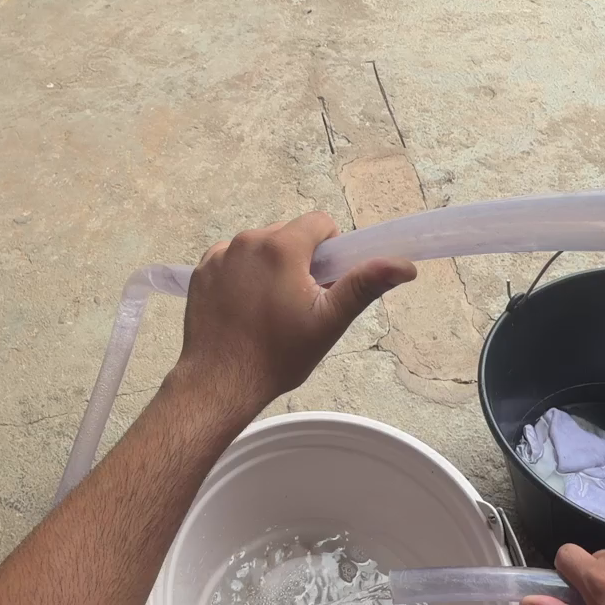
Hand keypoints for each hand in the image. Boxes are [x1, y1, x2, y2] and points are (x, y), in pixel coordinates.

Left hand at [169, 212, 414, 417]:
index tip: (324, 282)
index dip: (330, 250)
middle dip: (299, 258)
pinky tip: (244, 307)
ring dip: (270, 265)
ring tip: (269, 307)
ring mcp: (219, 255)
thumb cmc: (277, 355)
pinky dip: (241, 274)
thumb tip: (404, 265)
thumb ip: (364, 285)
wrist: (220, 382)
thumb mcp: (328, 322)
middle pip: (288, 234)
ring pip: (259, 246)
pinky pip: (231, 259)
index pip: (319, 223)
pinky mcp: (201, 271)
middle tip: (298, 300)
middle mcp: (247, 241)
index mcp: (281, 247)